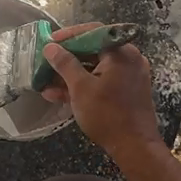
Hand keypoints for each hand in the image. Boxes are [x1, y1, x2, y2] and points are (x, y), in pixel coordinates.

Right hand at [39, 22, 162, 161]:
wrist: (135, 148)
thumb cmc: (107, 114)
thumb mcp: (80, 88)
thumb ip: (64, 64)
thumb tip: (50, 47)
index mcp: (121, 52)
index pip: (93, 32)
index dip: (69, 36)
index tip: (50, 42)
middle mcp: (129, 59)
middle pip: (93, 50)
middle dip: (67, 59)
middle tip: (47, 62)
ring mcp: (129, 76)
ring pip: (95, 68)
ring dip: (71, 75)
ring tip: (45, 82)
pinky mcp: (126, 91)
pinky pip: (102, 81)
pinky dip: (83, 86)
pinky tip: (58, 95)